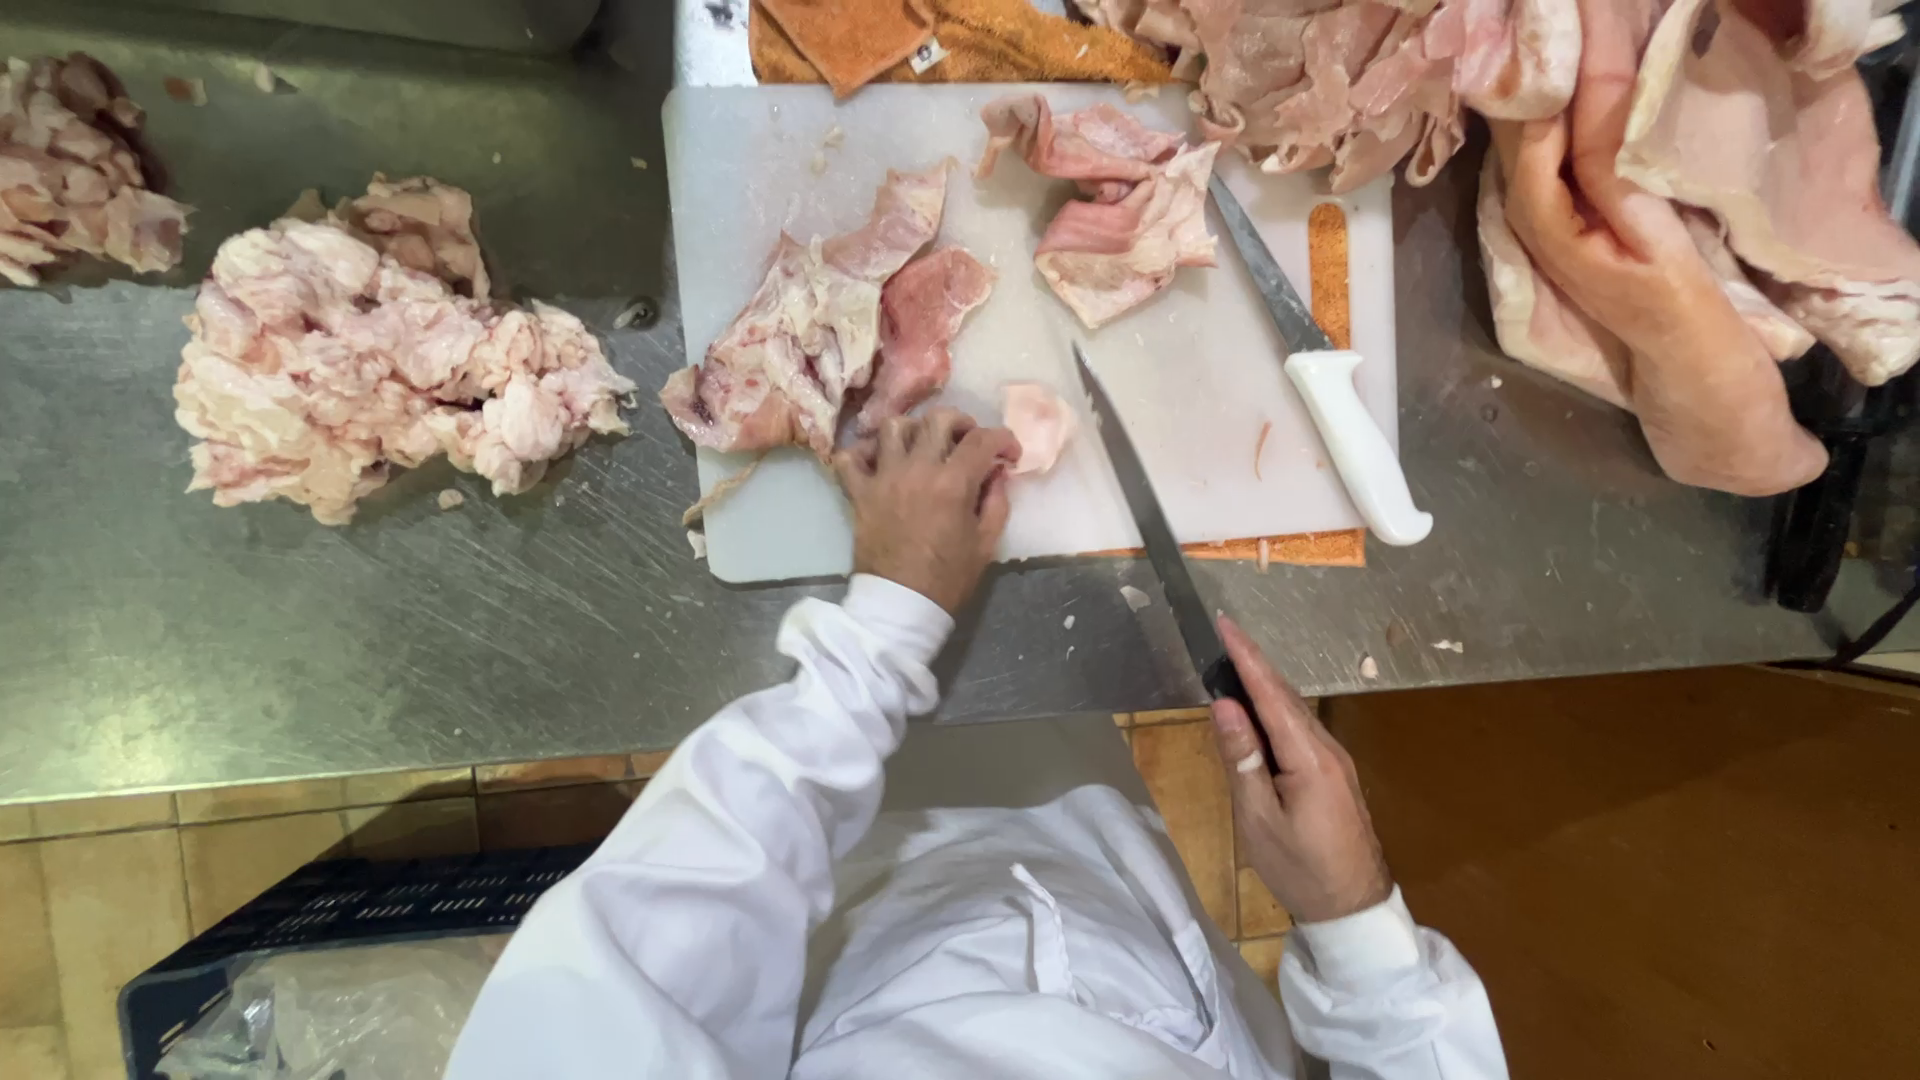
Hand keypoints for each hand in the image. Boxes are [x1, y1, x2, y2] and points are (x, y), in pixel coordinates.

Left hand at [831, 408, 1020, 614]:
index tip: (1009, 454)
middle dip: (961, 423)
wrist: (901, 606)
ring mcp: (883, 478)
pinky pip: (849, 457)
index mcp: (952, 484)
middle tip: (967, 442)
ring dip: (914, 429)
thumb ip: (996, 501)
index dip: (1003, 439)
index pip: (982, 440)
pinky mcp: (859, 493)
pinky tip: (880, 461)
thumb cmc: (948, 579)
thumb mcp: (986, 543)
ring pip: (893, 426)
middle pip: (938, 419)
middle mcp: (917, 470)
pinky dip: (864, 452)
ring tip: (923, 446)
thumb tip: (997, 473)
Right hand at [1209, 616, 1392, 923]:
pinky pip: (1300, 725)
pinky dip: (1275, 705)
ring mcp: (1335, 759)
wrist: (1353, 910)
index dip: (1246, 656)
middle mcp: (1327, 748)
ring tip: (1234, 658)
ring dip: (1264, 681)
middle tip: (1223, 632)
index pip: (1271, 694)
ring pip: (1295, 708)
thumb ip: (1241, 758)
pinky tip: (1259, 704)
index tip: (1224, 623)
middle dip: (1254, 660)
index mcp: (1308, 757)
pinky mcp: (1333, 772)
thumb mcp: (1257, 818)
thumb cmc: (1298, 867)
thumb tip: (1224, 705)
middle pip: (1286, 694)